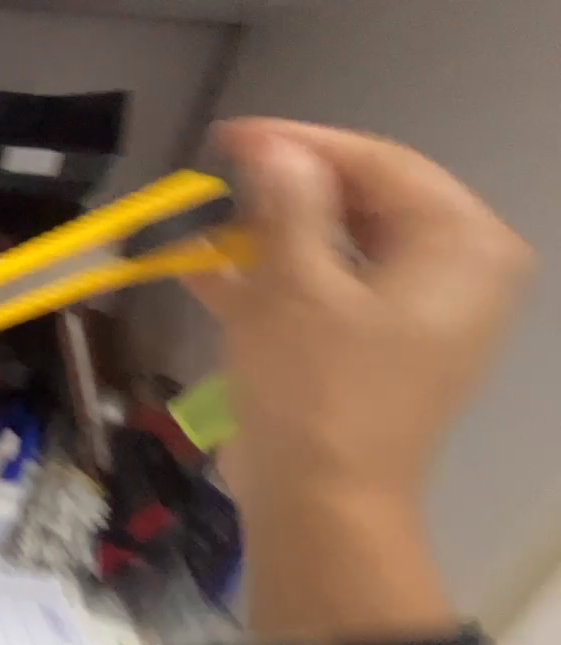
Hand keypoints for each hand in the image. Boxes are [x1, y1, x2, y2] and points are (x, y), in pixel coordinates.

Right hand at [188, 119, 533, 643]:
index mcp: (455, 247)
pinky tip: (201, 271)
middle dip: (274, 196)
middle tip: (207, 184)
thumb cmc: (314, 393)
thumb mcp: (294, 293)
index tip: (227, 138)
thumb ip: (285, 213)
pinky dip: (258, 283)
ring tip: (192, 226)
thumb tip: (269, 148)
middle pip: (354, 208)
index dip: (299, 146)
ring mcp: (398, 316)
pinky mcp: (353, 352)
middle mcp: (442, 273)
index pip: (378, 168)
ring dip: (257, 241)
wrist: (317, 501)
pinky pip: (308, 297)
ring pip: (323, 254)